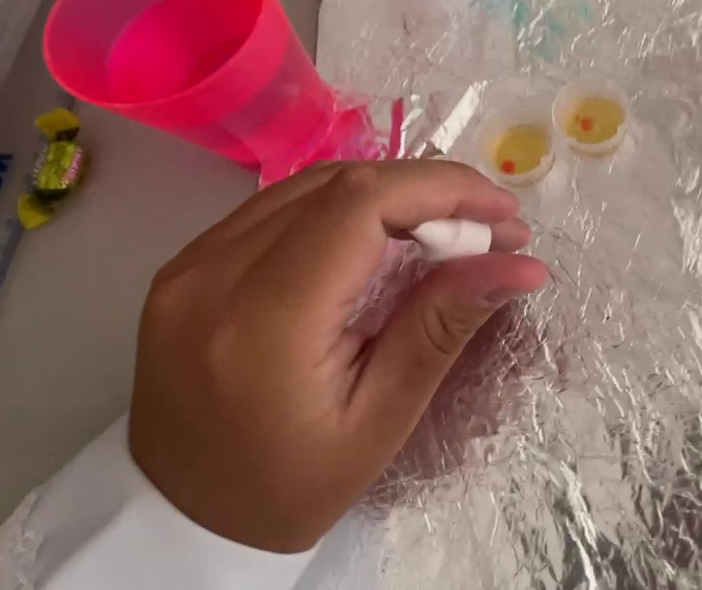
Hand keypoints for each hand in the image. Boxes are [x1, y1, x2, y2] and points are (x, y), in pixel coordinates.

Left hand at [129, 160, 547, 552]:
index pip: (362, 204)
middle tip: (489, 226)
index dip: (443, 189)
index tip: (503, 215)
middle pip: (344, 183)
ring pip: (316, 182)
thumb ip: (444, 326)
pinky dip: (350, 204)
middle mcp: (213, 274)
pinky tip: (386, 233)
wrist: (177, 520)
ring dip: (394, 192)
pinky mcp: (189, 260)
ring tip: (449, 227)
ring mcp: (192, 261)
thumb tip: (524, 265)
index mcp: (263, 322)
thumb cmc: (289, 486)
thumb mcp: (381, 420)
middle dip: (430, 190)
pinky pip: (285, 203)